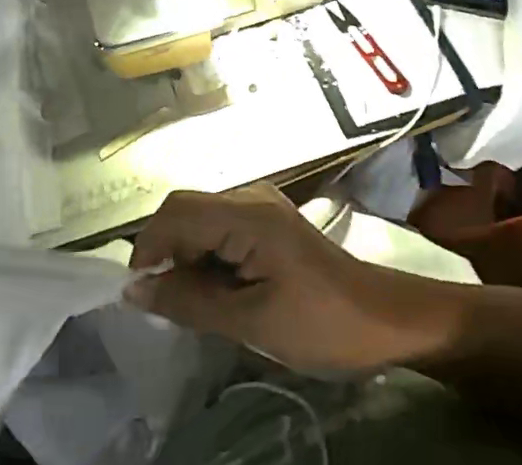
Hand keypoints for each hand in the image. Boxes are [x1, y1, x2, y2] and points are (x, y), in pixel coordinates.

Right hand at [125, 184, 466, 371]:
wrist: (388, 319)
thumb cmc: (323, 323)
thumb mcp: (252, 322)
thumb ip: (190, 301)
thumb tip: (134, 290)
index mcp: (246, 214)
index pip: (177, 212)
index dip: (149, 246)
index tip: (141, 290)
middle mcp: (249, 197)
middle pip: (186, 210)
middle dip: (168, 253)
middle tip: (170, 301)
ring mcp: (260, 206)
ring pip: (201, 219)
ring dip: (188, 258)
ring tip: (196, 302)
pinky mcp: (268, 221)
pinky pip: (220, 228)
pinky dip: (208, 257)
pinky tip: (218, 290)